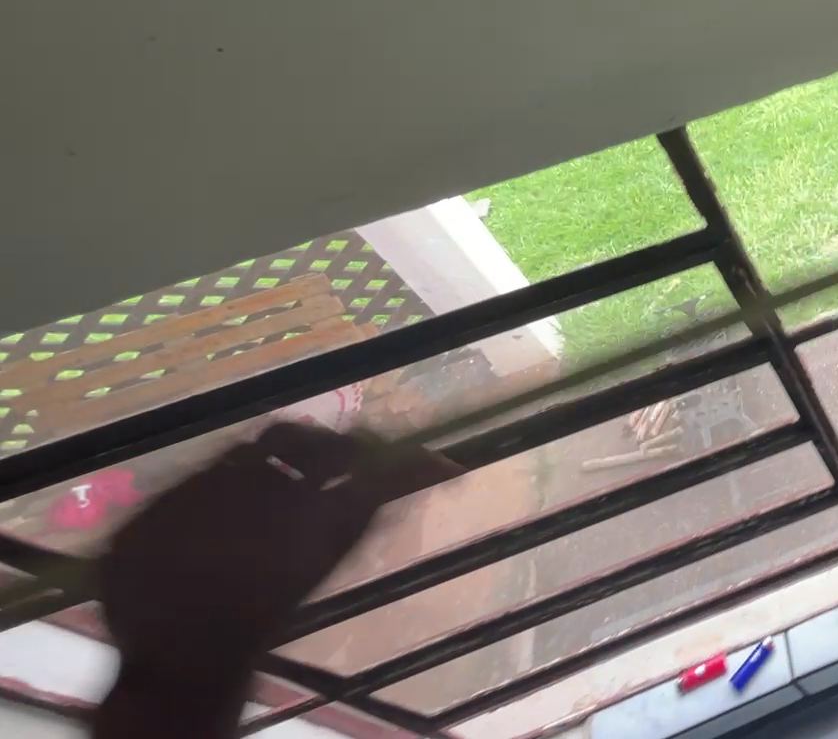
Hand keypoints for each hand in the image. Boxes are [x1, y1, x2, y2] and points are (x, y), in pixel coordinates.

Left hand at [100, 424, 453, 688]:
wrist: (191, 657)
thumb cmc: (279, 596)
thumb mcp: (342, 540)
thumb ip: (388, 490)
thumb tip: (444, 457)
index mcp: (287, 491)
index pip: (318, 441)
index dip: (333, 447)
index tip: (341, 460)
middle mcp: (230, 488)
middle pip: (270, 442)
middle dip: (287, 456)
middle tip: (295, 478)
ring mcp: (174, 505)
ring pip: (221, 465)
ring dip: (240, 479)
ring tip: (246, 510)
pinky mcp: (132, 527)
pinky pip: (170, 496)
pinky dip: (191, 508)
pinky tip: (200, 536)